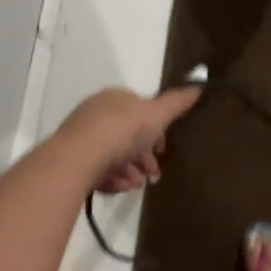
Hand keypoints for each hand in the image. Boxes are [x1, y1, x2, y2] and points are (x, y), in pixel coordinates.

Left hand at [52, 83, 202, 193]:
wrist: (77, 157)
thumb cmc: (121, 130)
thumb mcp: (157, 114)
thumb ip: (177, 102)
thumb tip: (199, 84)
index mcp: (115, 97)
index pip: (140, 109)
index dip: (156, 129)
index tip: (163, 150)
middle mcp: (97, 113)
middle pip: (127, 135)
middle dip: (143, 156)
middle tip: (153, 174)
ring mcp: (82, 136)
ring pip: (113, 155)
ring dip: (130, 171)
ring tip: (136, 185)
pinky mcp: (72, 160)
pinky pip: (98, 169)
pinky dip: (112, 178)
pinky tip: (120, 187)